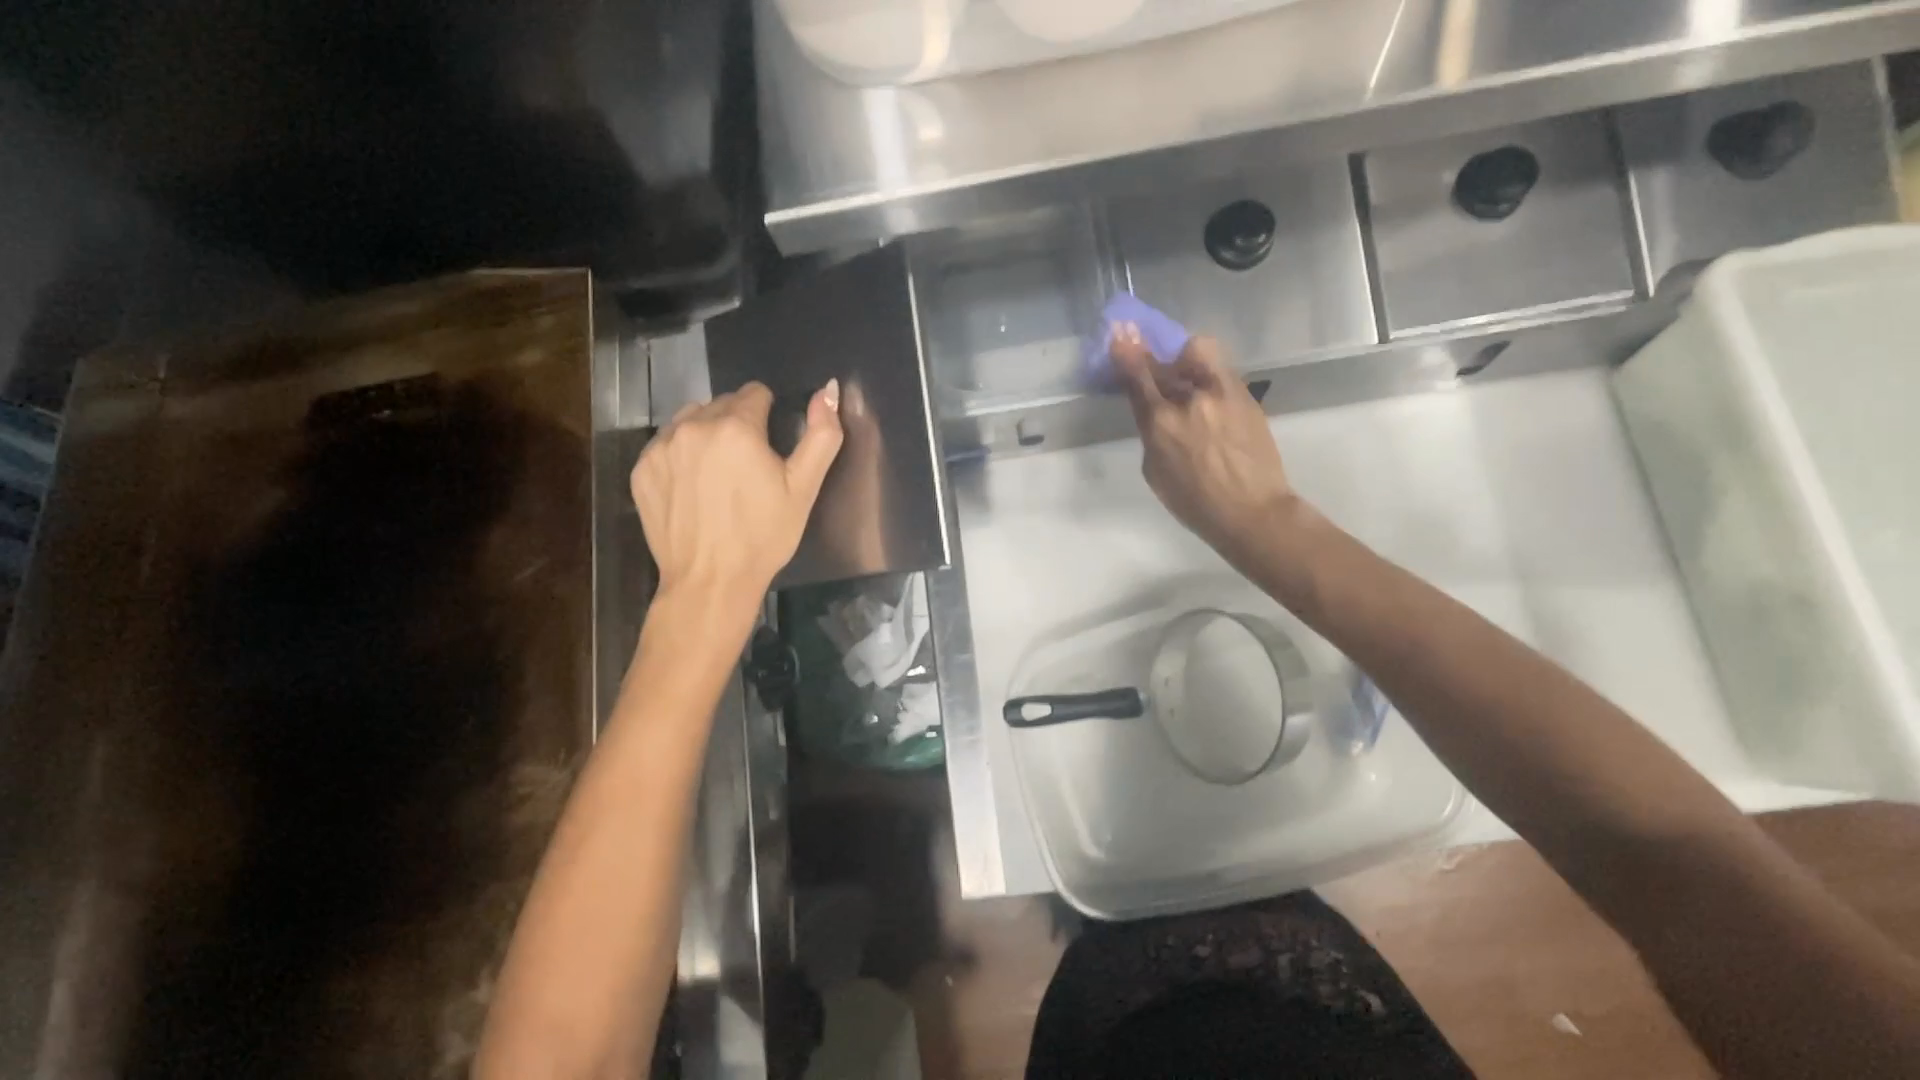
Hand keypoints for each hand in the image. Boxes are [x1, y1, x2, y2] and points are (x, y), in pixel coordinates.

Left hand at [632, 380, 842, 610]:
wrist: (710, 581)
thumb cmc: (764, 536)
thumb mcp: (804, 488)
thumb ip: (822, 434)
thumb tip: (828, 389)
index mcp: (737, 427)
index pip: (755, 394)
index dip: (768, 418)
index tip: (768, 450)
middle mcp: (694, 426)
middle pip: (721, 405)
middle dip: (737, 426)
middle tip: (746, 469)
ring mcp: (662, 448)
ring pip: (690, 421)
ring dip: (706, 436)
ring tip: (718, 477)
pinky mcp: (642, 470)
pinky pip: (666, 445)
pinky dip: (680, 456)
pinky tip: (693, 489)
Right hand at [1111, 328, 1296, 566]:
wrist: (1253, 511)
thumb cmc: (1195, 502)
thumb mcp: (1156, 471)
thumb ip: (1153, 433)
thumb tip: (1156, 411)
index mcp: (1161, 424)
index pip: (1137, 377)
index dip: (1126, 354)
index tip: (1119, 335)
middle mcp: (1191, 399)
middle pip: (1165, 360)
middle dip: (1151, 354)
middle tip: (1146, 352)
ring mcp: (1222, 393)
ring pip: (1198, 352)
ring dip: (1184, 356)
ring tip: (1184, 370)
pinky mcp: (1245, 395)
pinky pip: (1219, 368)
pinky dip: (1206, 371)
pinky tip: (1206, 388)